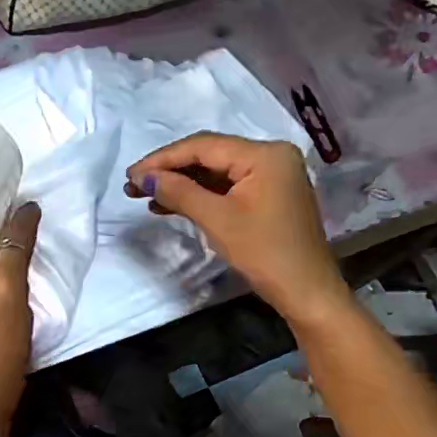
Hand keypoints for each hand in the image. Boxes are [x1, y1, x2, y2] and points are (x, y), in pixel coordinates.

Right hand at [125, 132, 352, 325]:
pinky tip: (169, 204)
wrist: (305, 291)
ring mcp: (270, 176)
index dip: (163, 159)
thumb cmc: (264, 253)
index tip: (131, 174)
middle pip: (209, 155)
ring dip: (180, 183)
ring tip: (144, 195)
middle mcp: (270, 156)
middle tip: (132, 184)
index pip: (203, 146)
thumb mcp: (218, 220)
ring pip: (215, 172)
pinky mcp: (266, 195)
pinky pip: (226, 187)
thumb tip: (145, 178)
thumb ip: (180, 193)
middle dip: (169, 170)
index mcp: (264, 154)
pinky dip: (198, 195)